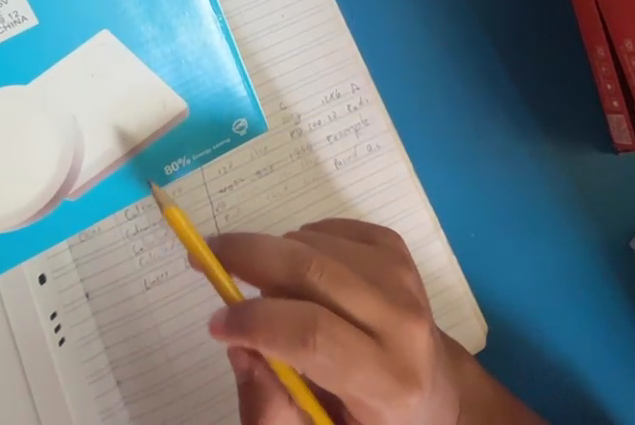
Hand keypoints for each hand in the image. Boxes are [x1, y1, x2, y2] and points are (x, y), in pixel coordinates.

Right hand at [207, 220, 541, 424]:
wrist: (431, 393)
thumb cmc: (365, 422)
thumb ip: (271, 406)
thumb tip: (239, 345)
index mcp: (389, 381)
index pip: (313, 334)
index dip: (256, 320)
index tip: (215, 323)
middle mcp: (403, 321)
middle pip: (312, 270)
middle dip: (248, 256)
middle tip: (203, 256)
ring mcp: (403, 277)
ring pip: (314, 243)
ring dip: (272, 256)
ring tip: (264, 289)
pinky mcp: (396, 249)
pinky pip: (328, 228)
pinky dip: (298, 241)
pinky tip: (299, 273)